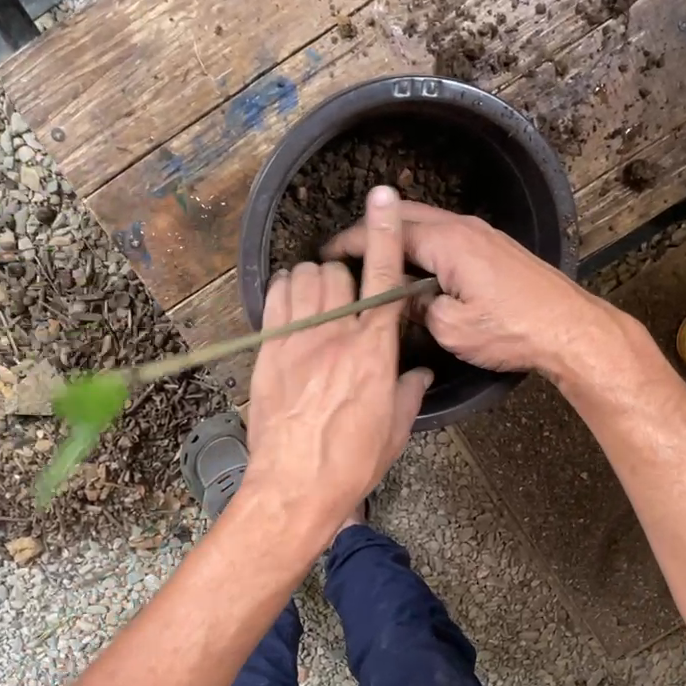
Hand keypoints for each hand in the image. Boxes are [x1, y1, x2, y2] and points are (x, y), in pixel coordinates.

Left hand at [243, 186, 431, 538]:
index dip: (385, 232)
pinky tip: (291, 306)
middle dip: (346, 277)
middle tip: (348, 300)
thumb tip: (418, 373)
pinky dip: (284, 292)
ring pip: (302, 279)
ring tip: (317, 302)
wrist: (295, 489)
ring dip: (313, 281)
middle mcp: (335, 337)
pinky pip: (274, 300)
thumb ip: (409, 392)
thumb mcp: (394, 431)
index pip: (384, 278)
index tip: (383, 197)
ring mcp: (296, 342)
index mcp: (374, 352)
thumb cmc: (349, 465)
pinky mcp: (268, 354)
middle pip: (338, 273)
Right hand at [323, 201, 625, 380]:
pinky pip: (449, 238)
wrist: (569, 329)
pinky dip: (425, 246)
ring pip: (430, 226)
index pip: (390, 232)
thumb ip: (420, 309)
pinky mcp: (496, 250)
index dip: (355, 241)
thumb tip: (407, 300)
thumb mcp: (452, 329)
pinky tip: (418, 268)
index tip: (330, 250)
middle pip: (408, 218)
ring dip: (401, 237)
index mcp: (448, 243)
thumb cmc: (514, 330)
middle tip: (348, 249)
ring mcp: (484, 236)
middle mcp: (465, 229)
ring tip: (377, 258)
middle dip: (375, 230)